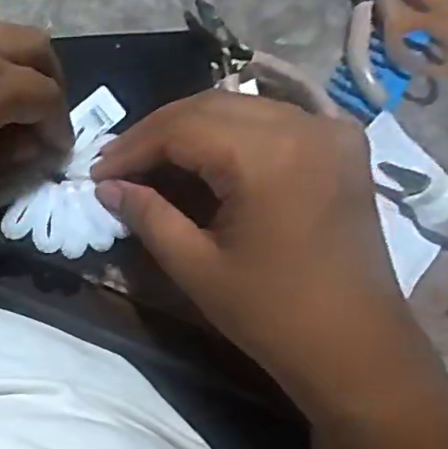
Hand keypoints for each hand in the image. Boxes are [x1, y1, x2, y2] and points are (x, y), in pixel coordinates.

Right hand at [90, 91, 435, 417]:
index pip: (182, 128)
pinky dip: (232, 133)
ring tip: (151, 162)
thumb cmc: (269, 313)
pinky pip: (274, 121)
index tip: (96, 172)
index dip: (132, 147)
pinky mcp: (343, 146)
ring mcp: (331, 131)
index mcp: (267, 156)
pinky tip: (206, 158)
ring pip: (242, 108)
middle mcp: (304, 125)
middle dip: (156, 132)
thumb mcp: (195, 267)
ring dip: (191, 129)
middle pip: (211, 106)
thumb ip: (148, 216)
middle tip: (116, 164)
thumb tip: (107, 187)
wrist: (351, 342)